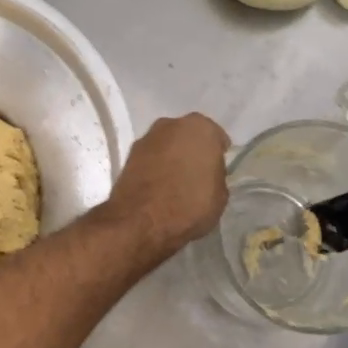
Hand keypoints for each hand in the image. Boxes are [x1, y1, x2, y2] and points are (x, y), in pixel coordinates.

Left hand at [103, 113, 230, 253]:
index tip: (215, 174)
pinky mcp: (127, 156)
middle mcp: (171, 124)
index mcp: (201, 128)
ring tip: (174, 185)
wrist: (140, 223)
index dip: (218, 157)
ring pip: (166, 147)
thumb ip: (216, 175)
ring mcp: (146, 138)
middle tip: (195, 177)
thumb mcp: (220, 196)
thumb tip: (206, 174)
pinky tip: (157, 189)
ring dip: (170, 160)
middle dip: (192, 153)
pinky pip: (149, 161)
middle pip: (188, 138)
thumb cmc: (189, 206)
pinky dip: (153, 170)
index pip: (217, 139)